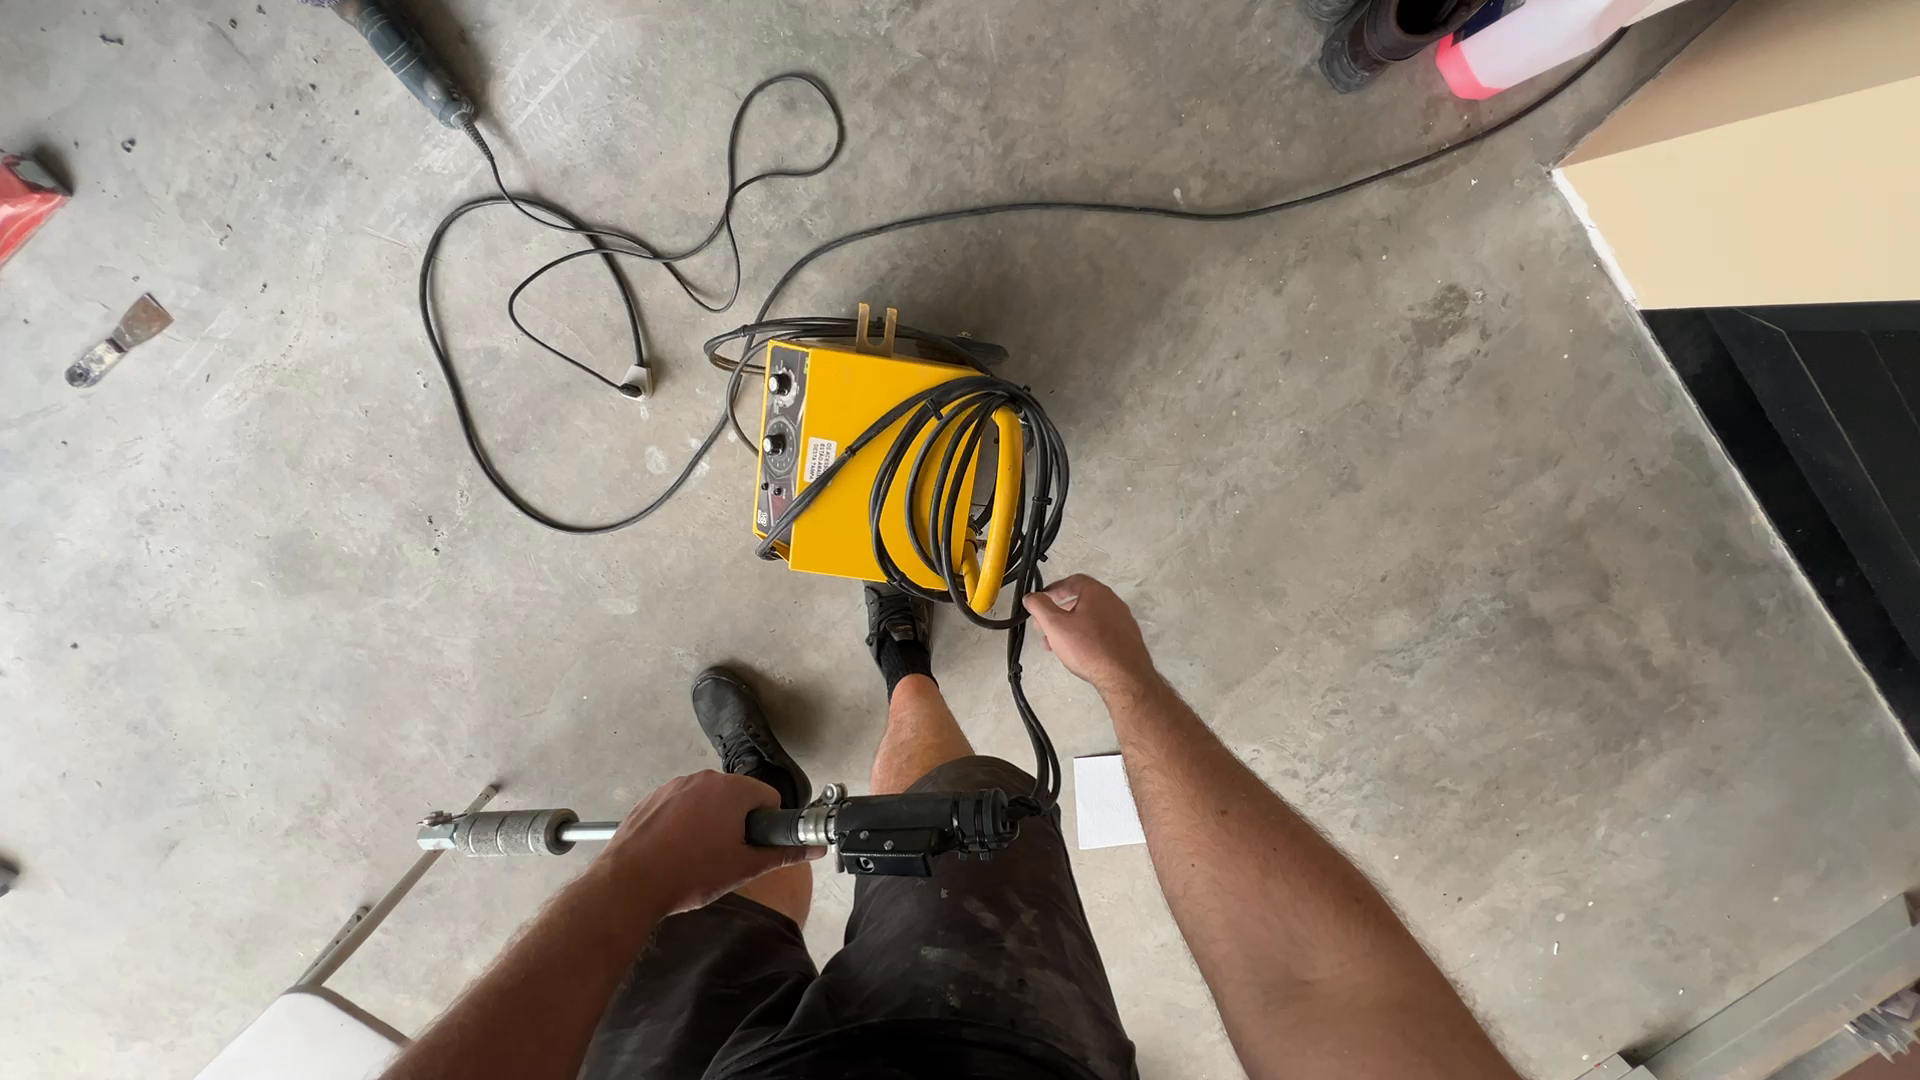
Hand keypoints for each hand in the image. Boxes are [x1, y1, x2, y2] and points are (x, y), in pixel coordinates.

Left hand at [597, 771, 820, 915]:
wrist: (628, 884)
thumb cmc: (691, 874)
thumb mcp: (743, 868)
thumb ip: (784, 853)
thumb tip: (817, 847)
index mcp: (733, 789)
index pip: (768, 798)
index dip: (765, 825)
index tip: (750, 847)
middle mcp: (706, 778)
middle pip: (737, 796)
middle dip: (737, 821)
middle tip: (725, 856)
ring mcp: (675, 785)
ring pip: (707, 800)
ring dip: (710, 820)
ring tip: (696, 856)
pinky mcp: (652, 797)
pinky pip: (681, 804)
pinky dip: (683, 821)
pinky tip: (673, 850)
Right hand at [1022, 574, 1156, 696]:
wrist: (1124, 676)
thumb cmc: (1088, 647)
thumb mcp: (1055, 625)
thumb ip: (1039, 606)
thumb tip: (1031, 597)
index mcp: (1097, 592)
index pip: (1072, 581)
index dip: (1053, 589)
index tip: (1041, 601)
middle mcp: (1113, 602)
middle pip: (1080, 601)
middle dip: (1058, 612)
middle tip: (1044, 626)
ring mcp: (1123, 621)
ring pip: (1089, 618)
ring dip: (1069, 627)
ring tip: (1054, 644)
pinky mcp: (1127, 639)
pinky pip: (1101, 632)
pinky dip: (1085, 636)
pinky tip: (1076, 652)